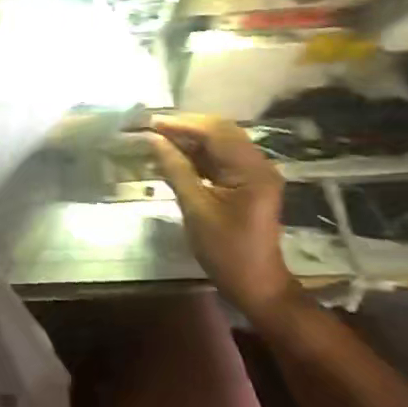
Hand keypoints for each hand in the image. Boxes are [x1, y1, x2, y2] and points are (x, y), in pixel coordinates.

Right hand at [145, 113, 296, 316]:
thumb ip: (175, 170)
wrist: (255, 283)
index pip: (215, 132)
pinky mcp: (248, 182)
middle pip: (220, 131)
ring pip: (220, 142)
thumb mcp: (195, 209)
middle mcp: (259, 164)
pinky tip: (174, 156)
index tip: (149, 123)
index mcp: (251, 170)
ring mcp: (255, 173)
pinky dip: (198, 154)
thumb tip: (153, 141)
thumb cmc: (225, 250)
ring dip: (190, 139)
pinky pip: (222, 158)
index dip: (181, 124)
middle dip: (185, 127)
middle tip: (151, 129)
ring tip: (157, 140)